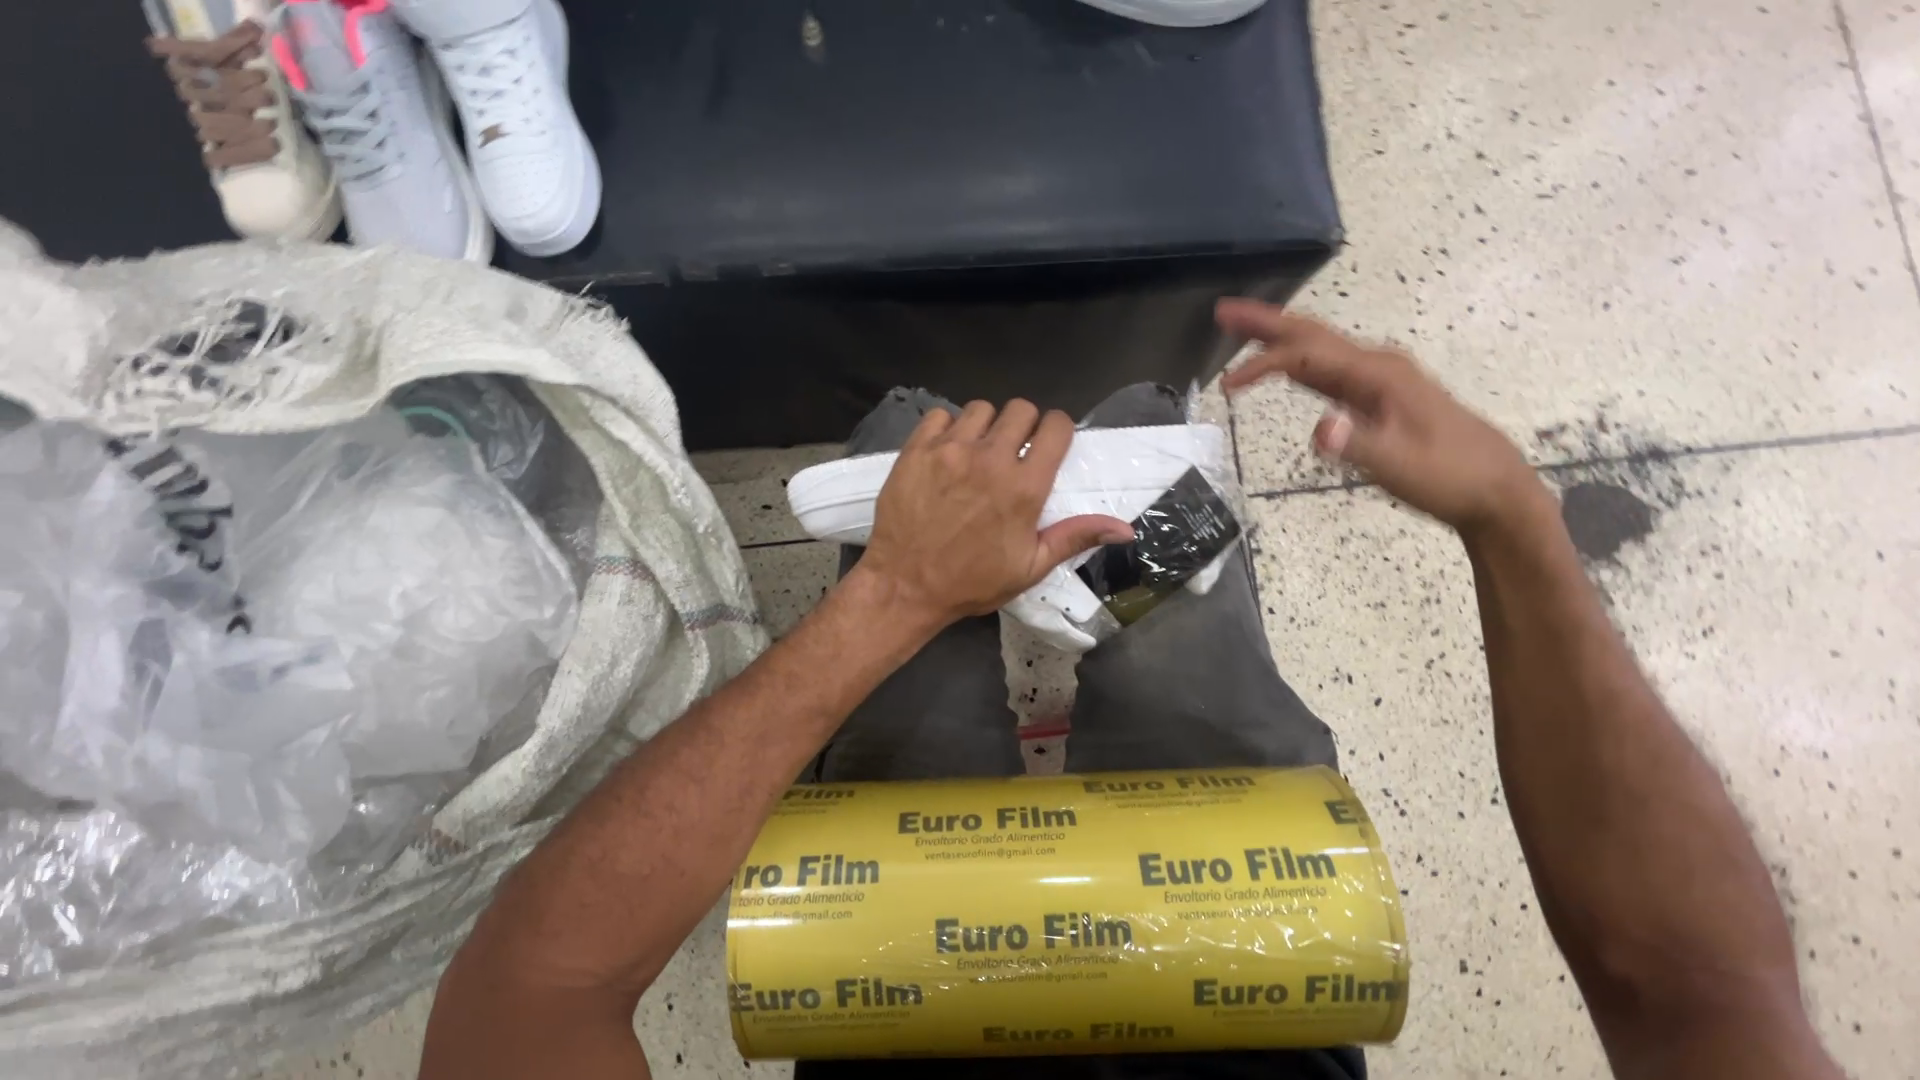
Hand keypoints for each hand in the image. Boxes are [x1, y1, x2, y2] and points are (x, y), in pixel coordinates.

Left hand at [855, 400, 1134, 626]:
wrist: (905, 586)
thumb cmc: (971, 582)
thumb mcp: (1029, 567)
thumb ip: (1075, 538)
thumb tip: (1126, 529)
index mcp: (1024, 487)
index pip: (1054, 427)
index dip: (1056, 430)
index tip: (1049, 443)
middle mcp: (990, 459)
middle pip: (1020, 410)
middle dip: (1024, 425)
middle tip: (1013, 450)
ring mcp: (950, 451)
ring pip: (980, 409)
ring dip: (985, 426)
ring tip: (977, 452)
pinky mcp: (916, 450)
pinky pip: (939, 416)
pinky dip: (946, 428)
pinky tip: (946, 453)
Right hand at [1217, 298, 1545, 535]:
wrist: (1494, 488)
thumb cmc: (1448, 476)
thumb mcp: (1401, 466)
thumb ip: (1358, 445)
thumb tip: (1319, 429)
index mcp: (1379, 374)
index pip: (1308, 356)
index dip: (1264, 365)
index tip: (1228, 386)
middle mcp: (1376, 367)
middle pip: (1311, 335)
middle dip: (1266, 323)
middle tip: (1223, 312)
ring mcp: (1378, 381)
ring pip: (1319, 350)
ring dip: (1279, 340)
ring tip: (1240, 332)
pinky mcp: (1377, 398)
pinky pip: (1329, 371)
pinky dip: (1297, 365)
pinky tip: (1284, 370)